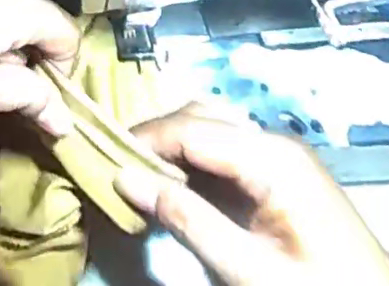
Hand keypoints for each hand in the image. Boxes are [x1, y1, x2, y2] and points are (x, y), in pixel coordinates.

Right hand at [114, 106, 388, 285]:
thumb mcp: (249, 271)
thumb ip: (186, 219)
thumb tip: (125, 178)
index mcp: (270, 154)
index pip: (190, 128)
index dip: (144, 139)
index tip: (104, 156)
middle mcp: (274, 140)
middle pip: (200, 119)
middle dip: (157, 139)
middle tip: (118, 168)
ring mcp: (282, 155)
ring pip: (212, 131)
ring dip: (175, 151)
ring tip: (141, 179)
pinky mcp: (284, 174)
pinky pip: (230, 154)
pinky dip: (198, 167)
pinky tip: (178, 191)